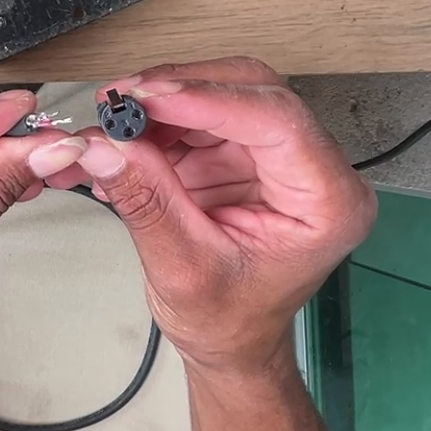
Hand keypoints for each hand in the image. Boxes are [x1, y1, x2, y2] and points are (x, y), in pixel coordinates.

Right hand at [56, 58, 376, 377]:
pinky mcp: (237, 156)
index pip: (277, 122)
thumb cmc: (228, 321)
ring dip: (157, 105)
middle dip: (179, 89)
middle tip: (119, 100)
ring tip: (109, 124)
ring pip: (217, 96)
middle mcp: (308, 169)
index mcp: (326, 203)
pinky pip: (193, 118)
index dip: (208, 99)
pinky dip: (151, 124)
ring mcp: (271, 159)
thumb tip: (104, 147)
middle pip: (251, 91)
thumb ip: (146, 201)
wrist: (228, 342)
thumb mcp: (182, 268)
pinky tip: (120, 139)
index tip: (146, 98)